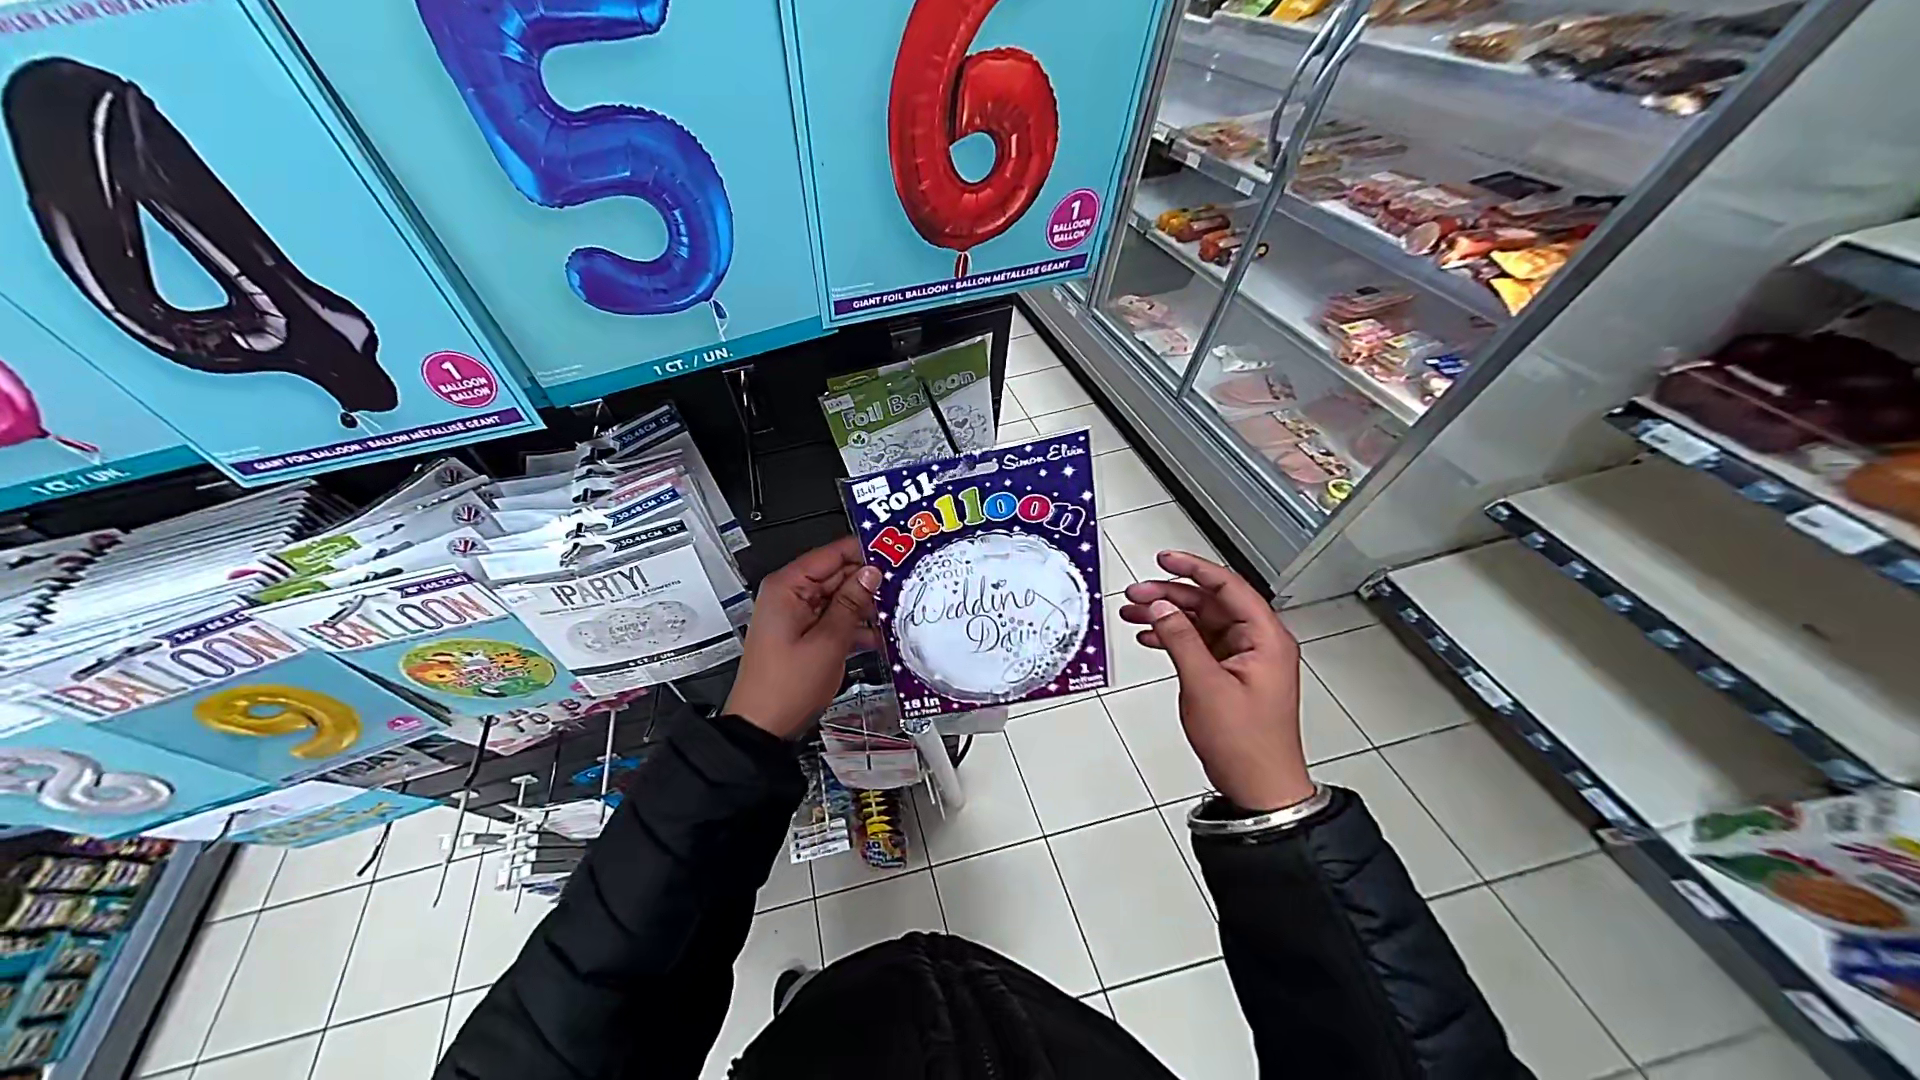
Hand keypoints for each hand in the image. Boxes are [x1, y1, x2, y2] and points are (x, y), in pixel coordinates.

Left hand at [725, 535, 881, 738]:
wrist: (763, 726)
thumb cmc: (783, 688)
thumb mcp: (828, 641)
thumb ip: (852, 603)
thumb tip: (871, 574)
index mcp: (787, 587)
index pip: (832, 553)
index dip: (864, 552)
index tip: (893, 553)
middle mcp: (790, 595)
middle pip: (838, 574)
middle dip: (869, 582)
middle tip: (901, 587)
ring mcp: (797, 614)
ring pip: (840, 597)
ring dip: (865, 606)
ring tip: (893, 613)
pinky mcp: (804, 633)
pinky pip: (834, 618)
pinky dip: (855, 625)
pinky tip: (877, 636)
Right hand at [1118, 551, 1312, 811]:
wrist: (1258, 785)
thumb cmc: (1247, 744)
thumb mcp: (1205, 685)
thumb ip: (1180, 640)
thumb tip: (1161, 607)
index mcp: (1265, 638)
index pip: (1228, 587)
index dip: (1194, 569)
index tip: (1166, 560)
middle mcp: (1257, 643)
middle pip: (1210, 603)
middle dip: (1171, 595)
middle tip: (1137, 592)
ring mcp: (1243, 658)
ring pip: (1200, 622)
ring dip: (1168, 616)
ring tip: (1134, 611)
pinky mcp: (1229, 672)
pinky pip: (1198, 642)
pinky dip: (1173, 637)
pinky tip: (1150, 636)